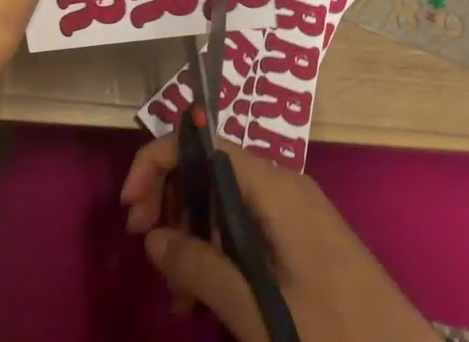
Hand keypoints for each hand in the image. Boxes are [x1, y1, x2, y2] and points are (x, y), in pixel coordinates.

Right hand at [121, 134, 440, 341]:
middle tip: (149, 257)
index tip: (131, 213)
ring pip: (221, 208)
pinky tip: (204, 301)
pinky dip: (216, 259)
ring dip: (190, 243)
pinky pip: (243, 235)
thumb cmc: (337, 336)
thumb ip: (200, 268)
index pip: (202, 145)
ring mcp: (294, 218)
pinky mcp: (301, 247)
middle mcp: (283, 190)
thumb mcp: (259, 309)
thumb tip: (152, 238)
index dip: (157, 165)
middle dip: (170, 210)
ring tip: (178, 298)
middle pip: (206, 174)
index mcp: (275, 189)